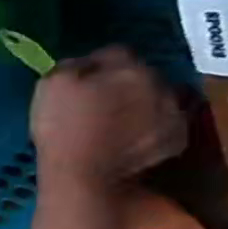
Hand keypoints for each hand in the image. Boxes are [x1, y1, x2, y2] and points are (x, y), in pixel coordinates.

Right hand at [30, 46, 186, 189]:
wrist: (84, 176)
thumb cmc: (62, 127)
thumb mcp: (51, 84)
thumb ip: (72, 64)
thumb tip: (86, 62)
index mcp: (128, 68)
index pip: (114, 52)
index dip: (95, 64)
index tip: (81, 78)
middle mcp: (159, 85)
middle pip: (141, 74)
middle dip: (124, 82)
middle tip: (100, 99)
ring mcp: (173, 114)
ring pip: (157, 97)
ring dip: (141, 103)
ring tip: (118, 120)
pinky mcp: (177, 141)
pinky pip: (164, 123)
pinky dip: (151, 126)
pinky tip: (132, 137)